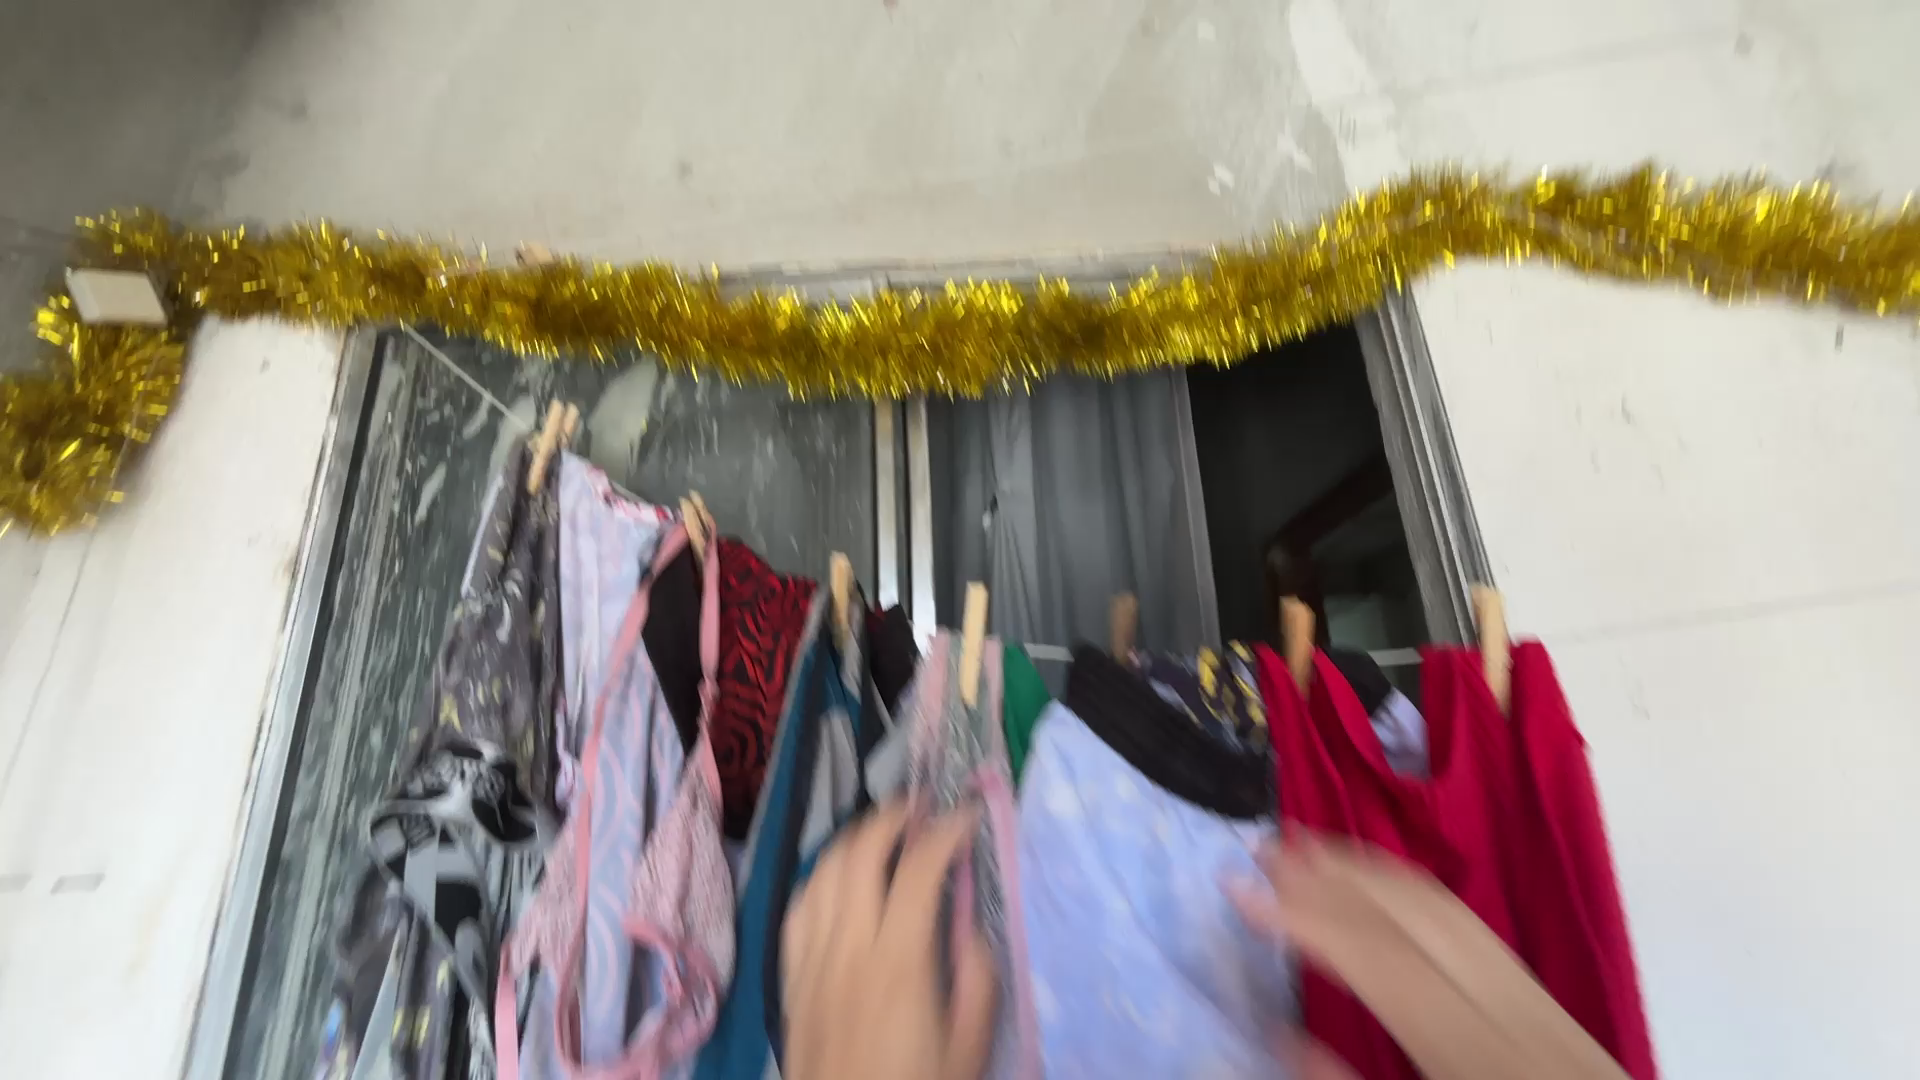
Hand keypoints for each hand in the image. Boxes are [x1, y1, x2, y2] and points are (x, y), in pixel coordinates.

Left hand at [782, 801, 997, 1079]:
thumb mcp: (968, 1050)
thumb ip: (977, 980)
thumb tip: (968, 928)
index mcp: (898, 964)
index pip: (920, 869)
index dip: (946, 830)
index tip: (967, 812)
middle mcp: (849, 948)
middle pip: (861, 853)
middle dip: (893, 815)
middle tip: (922, 805)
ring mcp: (812, 960)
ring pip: (824, 870)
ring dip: (856, 837)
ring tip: (885, 829)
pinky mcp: (791, 978)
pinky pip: (798, 907)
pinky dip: (822, 875)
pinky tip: (840, 876)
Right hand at [1225, 828, 1628, 1079]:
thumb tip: (1279, 1032)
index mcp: (1482, 1057)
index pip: (1380, 961)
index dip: (1303, 915)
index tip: (1238, 886)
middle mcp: (1518, 1016)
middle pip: (1410, 914)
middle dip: (1326, 871)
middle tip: (1259, 847)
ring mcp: (1538, 1000)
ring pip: (1438, 904)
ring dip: (1359, 866)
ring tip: (1297, 844)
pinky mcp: (1541, 996)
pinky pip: (1462, 918)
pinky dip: (1400, 882)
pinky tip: (1364, 873)